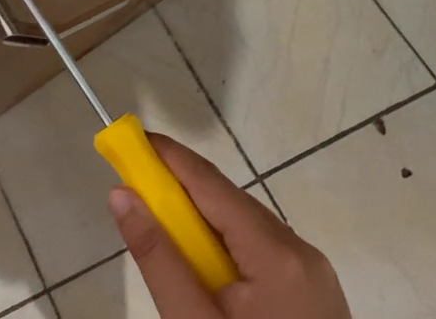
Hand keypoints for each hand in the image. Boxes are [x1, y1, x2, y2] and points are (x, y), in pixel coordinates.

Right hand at [109, 134, 349, 318]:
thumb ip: (158, 257)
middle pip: (227, 202)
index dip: (166, 156)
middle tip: (131, 189)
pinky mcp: (314, 297)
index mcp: (277, 254)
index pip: (209, 183)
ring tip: (160, 234)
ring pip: (242, 228)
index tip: (126, 138)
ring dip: (197, 223)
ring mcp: (313, 276)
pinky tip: (200, 271)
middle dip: (177, 190)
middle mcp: (302, 252)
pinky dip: (222, 249)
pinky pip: (259, 254)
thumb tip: (121, 193)